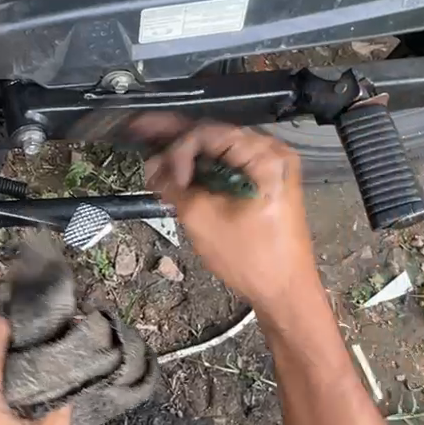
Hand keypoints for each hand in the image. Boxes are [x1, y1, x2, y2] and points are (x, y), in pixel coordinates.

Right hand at [134, 116, 324, 315]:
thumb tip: (152, 166)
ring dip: (184, 156)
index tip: (164, 177)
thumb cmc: (252, 259)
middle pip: (211, 136)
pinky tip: (174, 175)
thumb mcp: (203, 220)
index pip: (206, 133)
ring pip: (216, 151)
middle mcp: (270, 152)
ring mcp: (268, 168)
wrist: (286, 292)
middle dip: (172, 141)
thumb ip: (174, 186)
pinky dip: (200, 171)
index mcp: (264, 155)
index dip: (176, 150)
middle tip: (137, 132)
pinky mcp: (263, 184)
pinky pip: (226, 166)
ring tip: (152, 161)